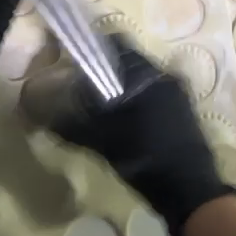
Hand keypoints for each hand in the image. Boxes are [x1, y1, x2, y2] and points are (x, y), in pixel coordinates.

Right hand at [49, 41, 235, 235]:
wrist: (191, 191)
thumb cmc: (146, 158)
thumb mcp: (103, 143)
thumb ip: (73, 126)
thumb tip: (44, 118)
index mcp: (147, 75)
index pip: (117, 45)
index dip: (94, 49)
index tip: (76, 63)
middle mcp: (166, 77)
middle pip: (128, 63)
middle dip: (104, 73)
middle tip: (82, 89)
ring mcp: (178, 94)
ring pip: (140, 81)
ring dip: (120, 89)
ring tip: (99, 108)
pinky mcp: (183, 111)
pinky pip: (153, 96)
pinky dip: (135, 102)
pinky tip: (121, 122)